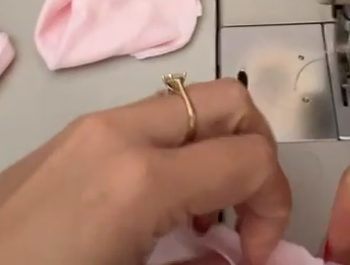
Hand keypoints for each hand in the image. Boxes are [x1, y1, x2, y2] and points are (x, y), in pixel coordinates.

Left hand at [0, 79, 289, 264]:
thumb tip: (234, 258)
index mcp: (140, 179)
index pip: (249, 158)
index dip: (275, 206)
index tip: (256, 254)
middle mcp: (123, 131)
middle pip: (229, 100)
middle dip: (258, 153)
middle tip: (246, 217)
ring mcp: (95, 123)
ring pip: (191, 104)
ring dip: (218, 149)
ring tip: (205, 219)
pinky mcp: (74, 131)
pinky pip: (152, 120)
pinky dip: (181, 149)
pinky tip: (163, 207)